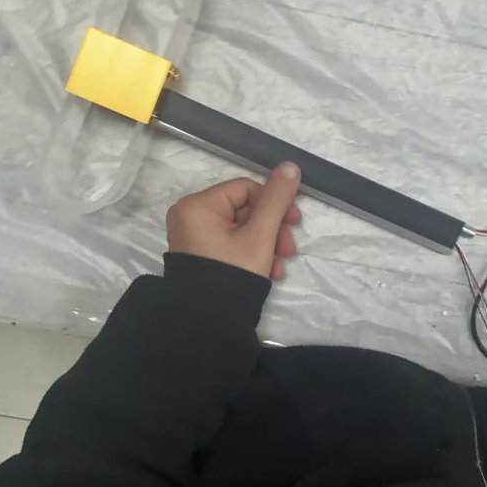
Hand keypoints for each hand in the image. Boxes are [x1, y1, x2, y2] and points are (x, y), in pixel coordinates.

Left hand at [166, 163, 303, 280]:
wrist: (209, 321)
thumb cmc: (233, 272)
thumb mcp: (260, 235)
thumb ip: (276, 200)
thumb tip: (291, 165)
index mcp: (198, 205)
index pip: (246, 189)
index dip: (274, 203)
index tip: (295, 222)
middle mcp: (190, 216)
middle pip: (245, 210)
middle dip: (272, 230)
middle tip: (290, 250)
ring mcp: (194, 237)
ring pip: (242, 229)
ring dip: (266, 244)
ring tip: (279, 266)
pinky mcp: (201, 254)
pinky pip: (231, 244)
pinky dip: (252, 254)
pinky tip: (269, 271)